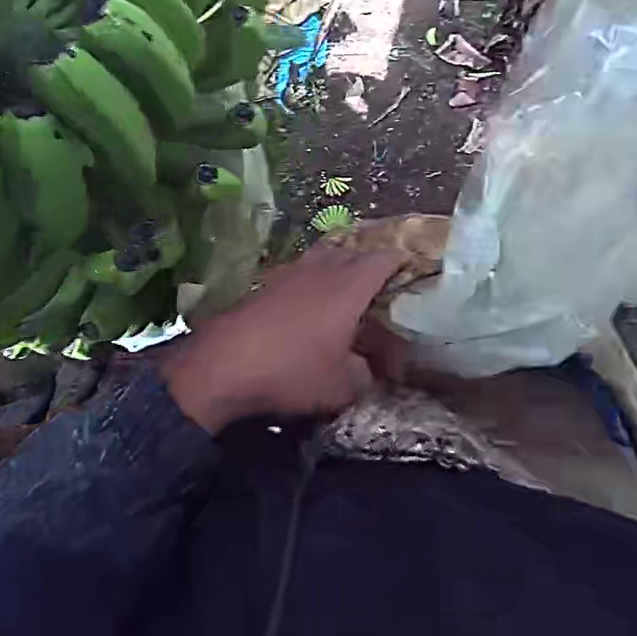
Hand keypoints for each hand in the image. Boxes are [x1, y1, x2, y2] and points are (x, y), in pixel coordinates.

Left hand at [161, 244, 407, 432]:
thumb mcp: (342, 386)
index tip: (412, 265)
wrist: (223, 364)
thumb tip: (373, 368)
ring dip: (338, 262)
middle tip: (383, 275)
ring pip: (323, 255)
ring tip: (346, 280)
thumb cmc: (293, 371)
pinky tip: (307, 297)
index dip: (401, 259)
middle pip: (353, 249)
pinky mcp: (265, 283)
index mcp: (350, 285)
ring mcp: (291, 272)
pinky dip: (311, 277)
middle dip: (371, 258)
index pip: (384, 258)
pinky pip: (299, 270)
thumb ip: (366, 374)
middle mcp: (323, 269)